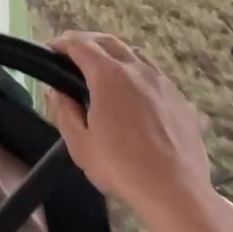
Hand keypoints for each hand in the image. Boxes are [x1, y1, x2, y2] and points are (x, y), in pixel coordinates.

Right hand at [43, 32, 214, 226]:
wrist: (175, 189)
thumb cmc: (121, 167)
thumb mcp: (80, 144)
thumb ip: (65, 112)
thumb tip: (56, 92)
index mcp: (109, 76)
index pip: (81, 45)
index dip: (63, 43)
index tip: (51, 48)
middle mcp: (138, 70)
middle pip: (110, 42)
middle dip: (89, 41)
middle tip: (73, 52)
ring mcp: (164, 83)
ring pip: (136, 55)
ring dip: (116, 54)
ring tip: (104, 68)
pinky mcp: (181, 100)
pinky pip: (156, 77)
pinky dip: (138, 75)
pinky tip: (136, 95)